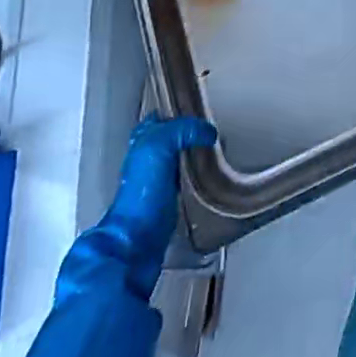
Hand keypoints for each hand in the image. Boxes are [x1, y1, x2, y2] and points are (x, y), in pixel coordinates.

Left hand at [62, 115, 215, 302]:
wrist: (136, 244)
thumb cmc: (141, 196)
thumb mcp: (157, 147)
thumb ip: (179, 130)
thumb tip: (205, 130)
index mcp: (142, 143)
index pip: (161, 119)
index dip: (178, 113)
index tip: (201, 112)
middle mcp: (147, 162)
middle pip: (171, 140)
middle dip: (191, 135)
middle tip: (213, 134)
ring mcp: (158, 185)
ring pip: (179, 162)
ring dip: (197, 157)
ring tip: (219, 155)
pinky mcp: (169, 207)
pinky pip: (186, 185)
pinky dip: (198, 180)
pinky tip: (211, 183)